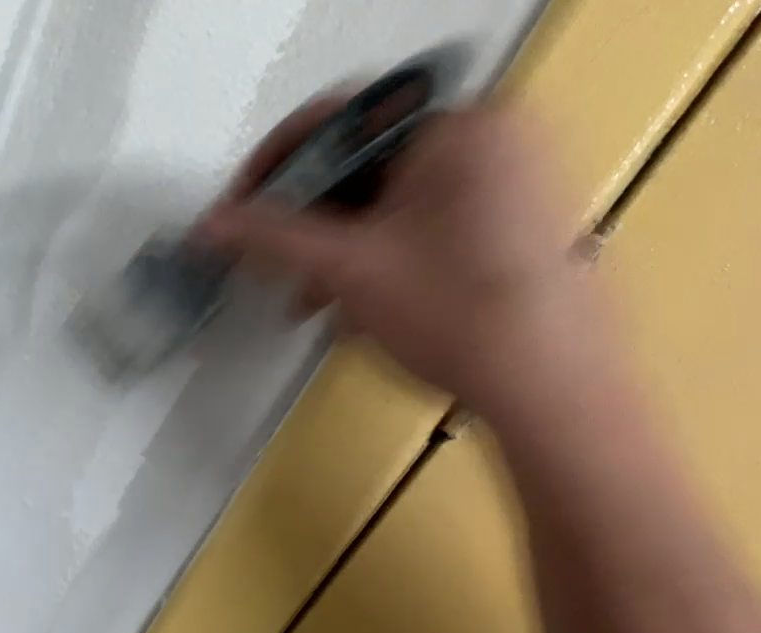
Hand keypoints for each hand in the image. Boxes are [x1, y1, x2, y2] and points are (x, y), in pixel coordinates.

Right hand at [198, 100, 616, 420]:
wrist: (548, 386)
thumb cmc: (461, 316)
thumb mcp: (347, 268)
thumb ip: (269, 238)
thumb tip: (212, 224)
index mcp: (459, 126)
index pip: (340, 118)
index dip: (276, 164)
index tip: (240, 208)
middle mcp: (491, 138)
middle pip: (361, 165)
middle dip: (306, 221)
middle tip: (271, 261)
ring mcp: (507, 181)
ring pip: (385, 201)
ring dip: (333, 250)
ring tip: (309, 299)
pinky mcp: (508, 223)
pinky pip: (416, 225)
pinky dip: (374, 259)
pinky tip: (353, 306)